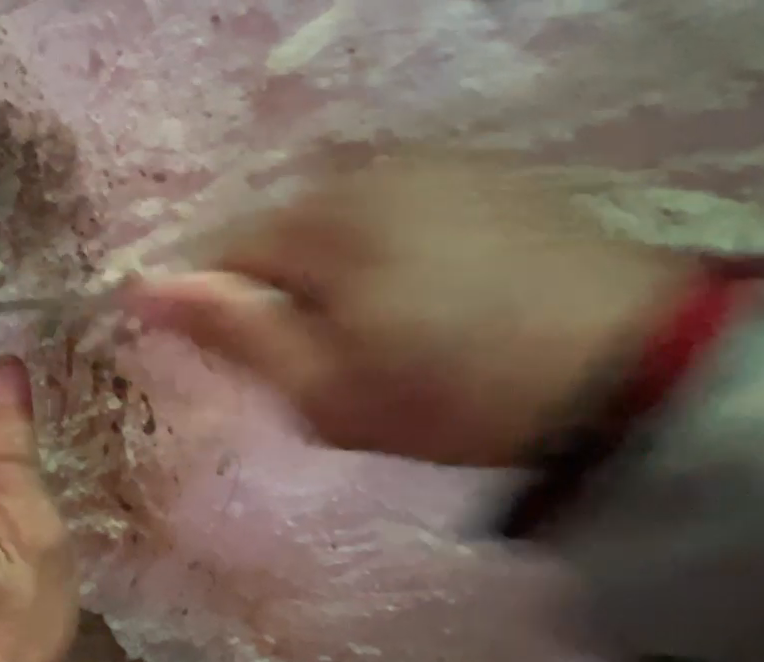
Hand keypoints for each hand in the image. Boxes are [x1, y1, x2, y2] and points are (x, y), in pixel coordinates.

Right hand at [123, 150, 697, 466]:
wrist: (622, 371)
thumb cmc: (445, 394)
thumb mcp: (319, 386)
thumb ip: (232, 331)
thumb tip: (142, 289)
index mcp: (321, 222)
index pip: (224, 253)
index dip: (220, 309)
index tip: (252, 362)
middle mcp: (370, 171)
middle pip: (280, 233)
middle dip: (281, 291)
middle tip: (321, 361)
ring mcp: (434, 166)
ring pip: (336, 223)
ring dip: (332, 273)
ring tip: (378, 333)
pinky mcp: (484, 177)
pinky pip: (394, 212)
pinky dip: (385, 254)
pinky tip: (426, 299)